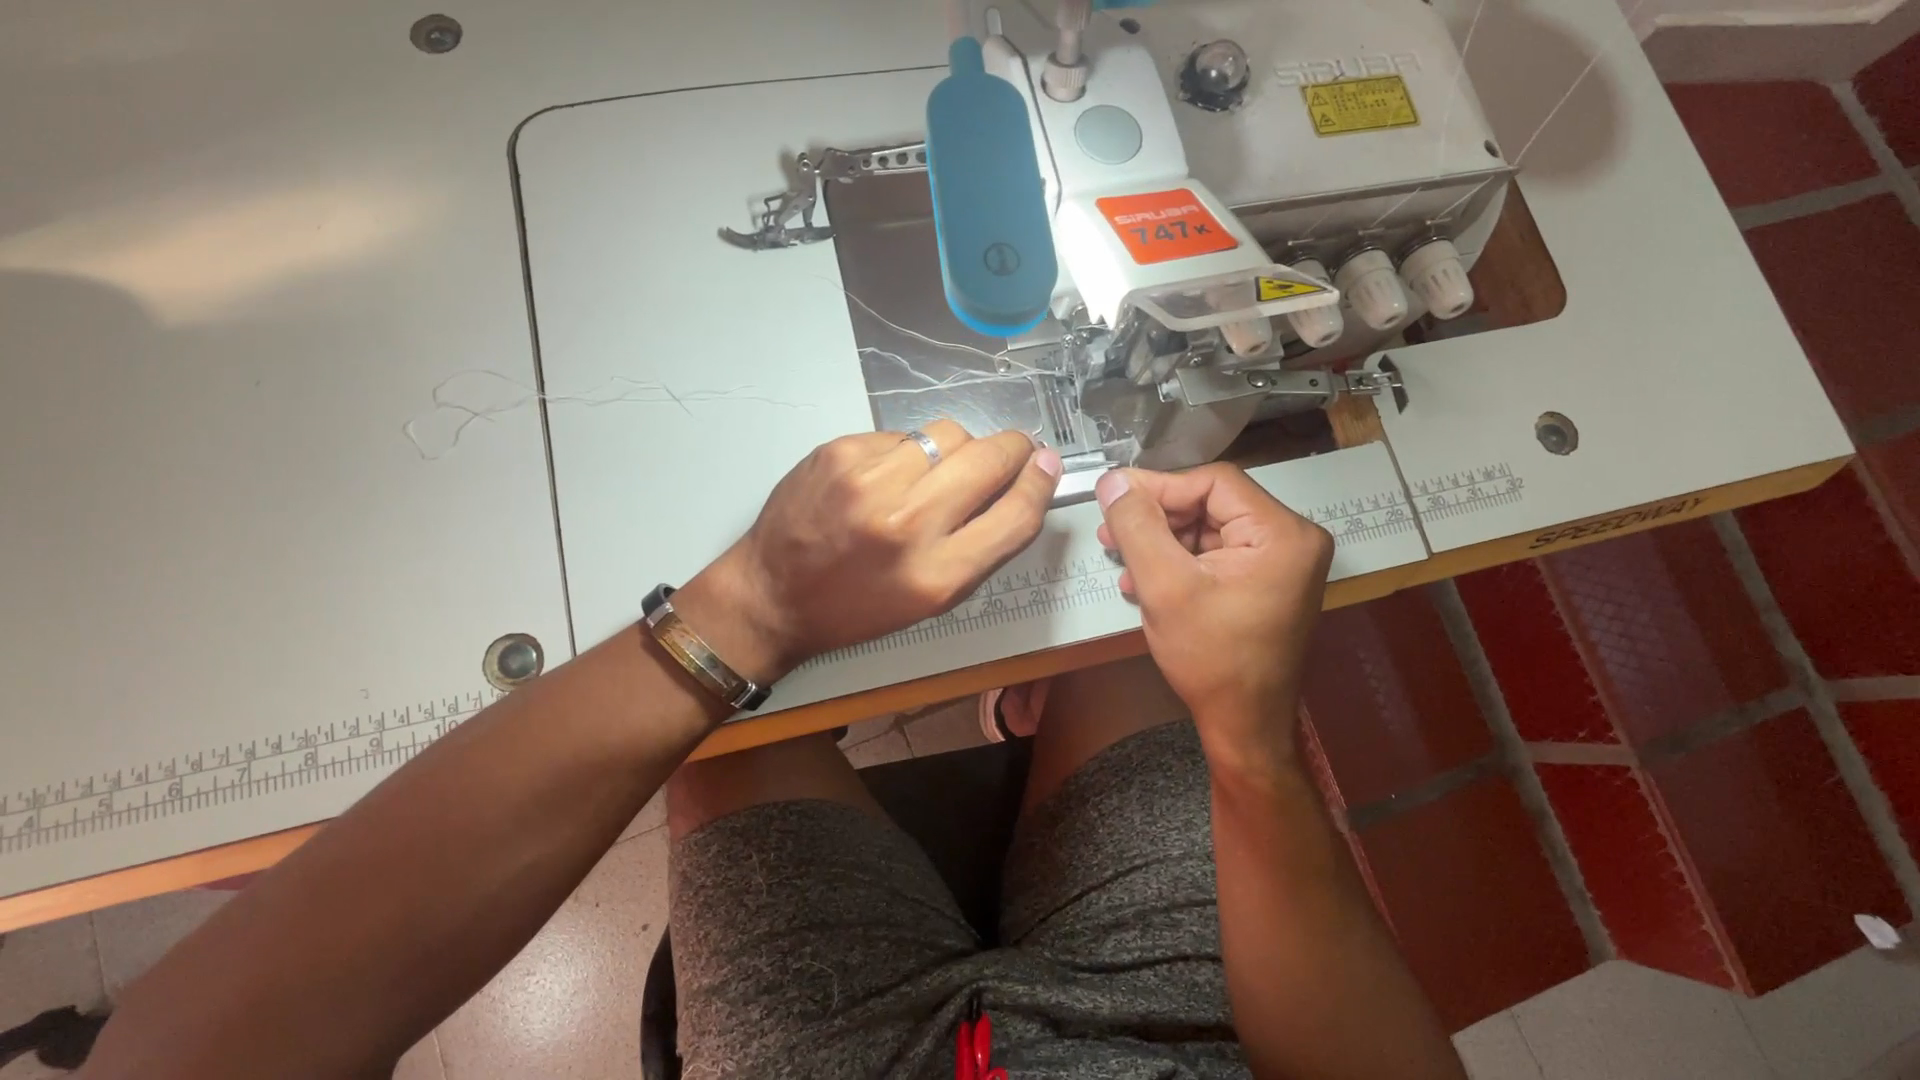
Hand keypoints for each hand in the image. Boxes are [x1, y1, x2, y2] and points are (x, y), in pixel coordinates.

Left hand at [673, 420, 1062, 681]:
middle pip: (990, 458)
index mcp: (937, 575)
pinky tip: (885, 476)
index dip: (1040, 482)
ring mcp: (869, 481)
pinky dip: (907, 451)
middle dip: (1012, 449)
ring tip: (935, 472)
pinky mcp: (839, 451)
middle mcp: (907, 524)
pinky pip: (901, 434)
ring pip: (948, 433)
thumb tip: (1026, 483)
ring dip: (956, 448)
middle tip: (1010, 452)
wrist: (772, 595)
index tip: (1045, 466)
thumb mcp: (930, 599)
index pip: (1016, 514)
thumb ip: (982, 545)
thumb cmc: (857, 607)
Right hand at [1094, 464, 1332, 771]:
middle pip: (1211, 504)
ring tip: (1122, 559)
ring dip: (1162, 542)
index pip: (1213, 482)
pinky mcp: (1267, 583)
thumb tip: (1113, 479)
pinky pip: (1217, 555)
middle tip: (1111, 532)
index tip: (1114, 500)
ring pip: (1209, 529)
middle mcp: (1293, 539)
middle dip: (1157, 518)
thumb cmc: (1210, 658)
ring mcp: (1282, 563)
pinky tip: (1144, 581)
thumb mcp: (1164, 585)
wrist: (1243, 725)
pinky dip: (1180, 562)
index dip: (1159, 487)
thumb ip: (1137, 526)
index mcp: (1283, 533)